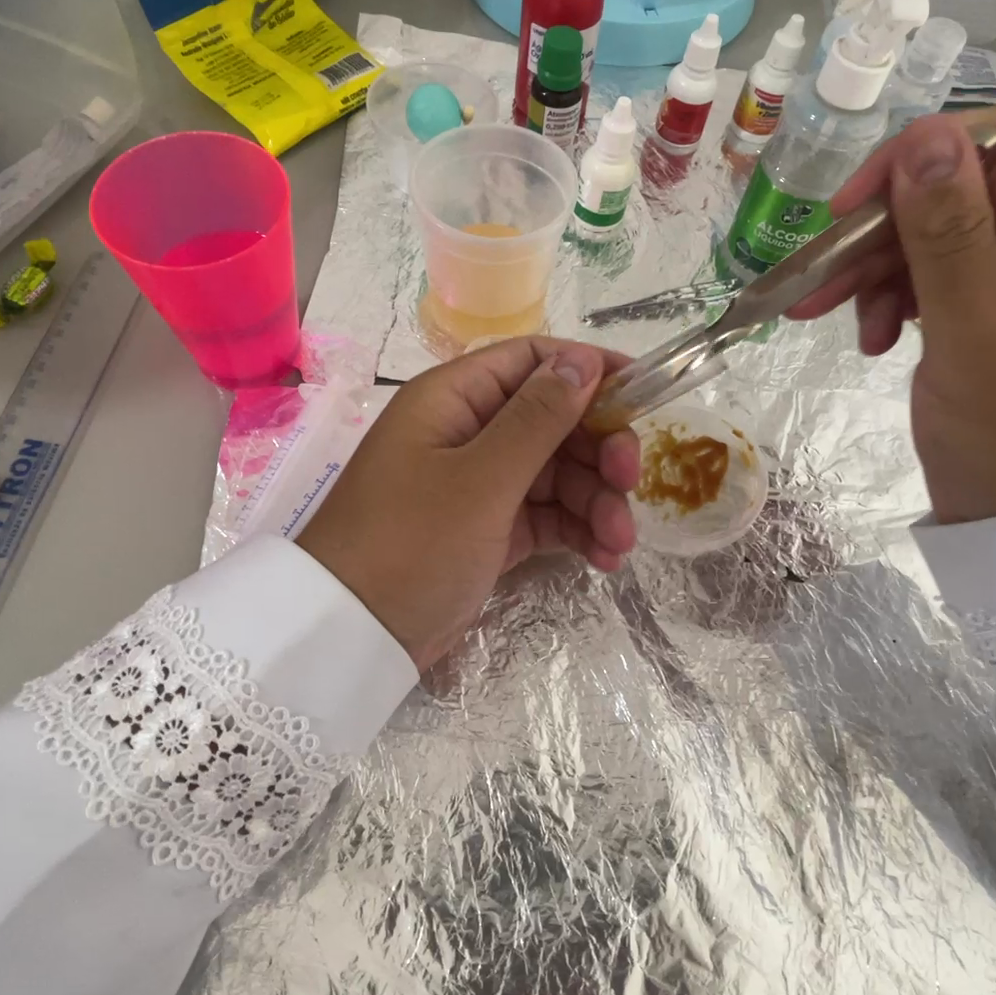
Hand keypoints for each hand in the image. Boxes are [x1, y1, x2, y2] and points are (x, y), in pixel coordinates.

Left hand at [296, 338, 640, 670]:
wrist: (352, 635)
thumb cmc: (410, 544)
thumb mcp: (480, 479)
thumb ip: (537, 419)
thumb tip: (583, 359)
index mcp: (455, 399)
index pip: (532, 362)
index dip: (588, 370)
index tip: (643, 393)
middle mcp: (468, 432)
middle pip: (553, 420)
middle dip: (599, 450)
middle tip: (631, 483)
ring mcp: (478, 484)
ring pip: (556, 474)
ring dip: (596, 501)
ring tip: (619, 543)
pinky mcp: (488, 530)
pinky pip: (545, 516)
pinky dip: (576, 532)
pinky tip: (605, 558)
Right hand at [787, 113, 995, 523]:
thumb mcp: (973, 337)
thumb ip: (948, 234)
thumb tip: (924, 135)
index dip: (916, 162)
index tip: (842, 214)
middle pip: (963, 194)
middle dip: (882, 234)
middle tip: (813, 287)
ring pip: (943, 238)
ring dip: (879, 273)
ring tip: (829, 323)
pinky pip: (946, 282)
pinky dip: (899, 302)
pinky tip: (873, 341)